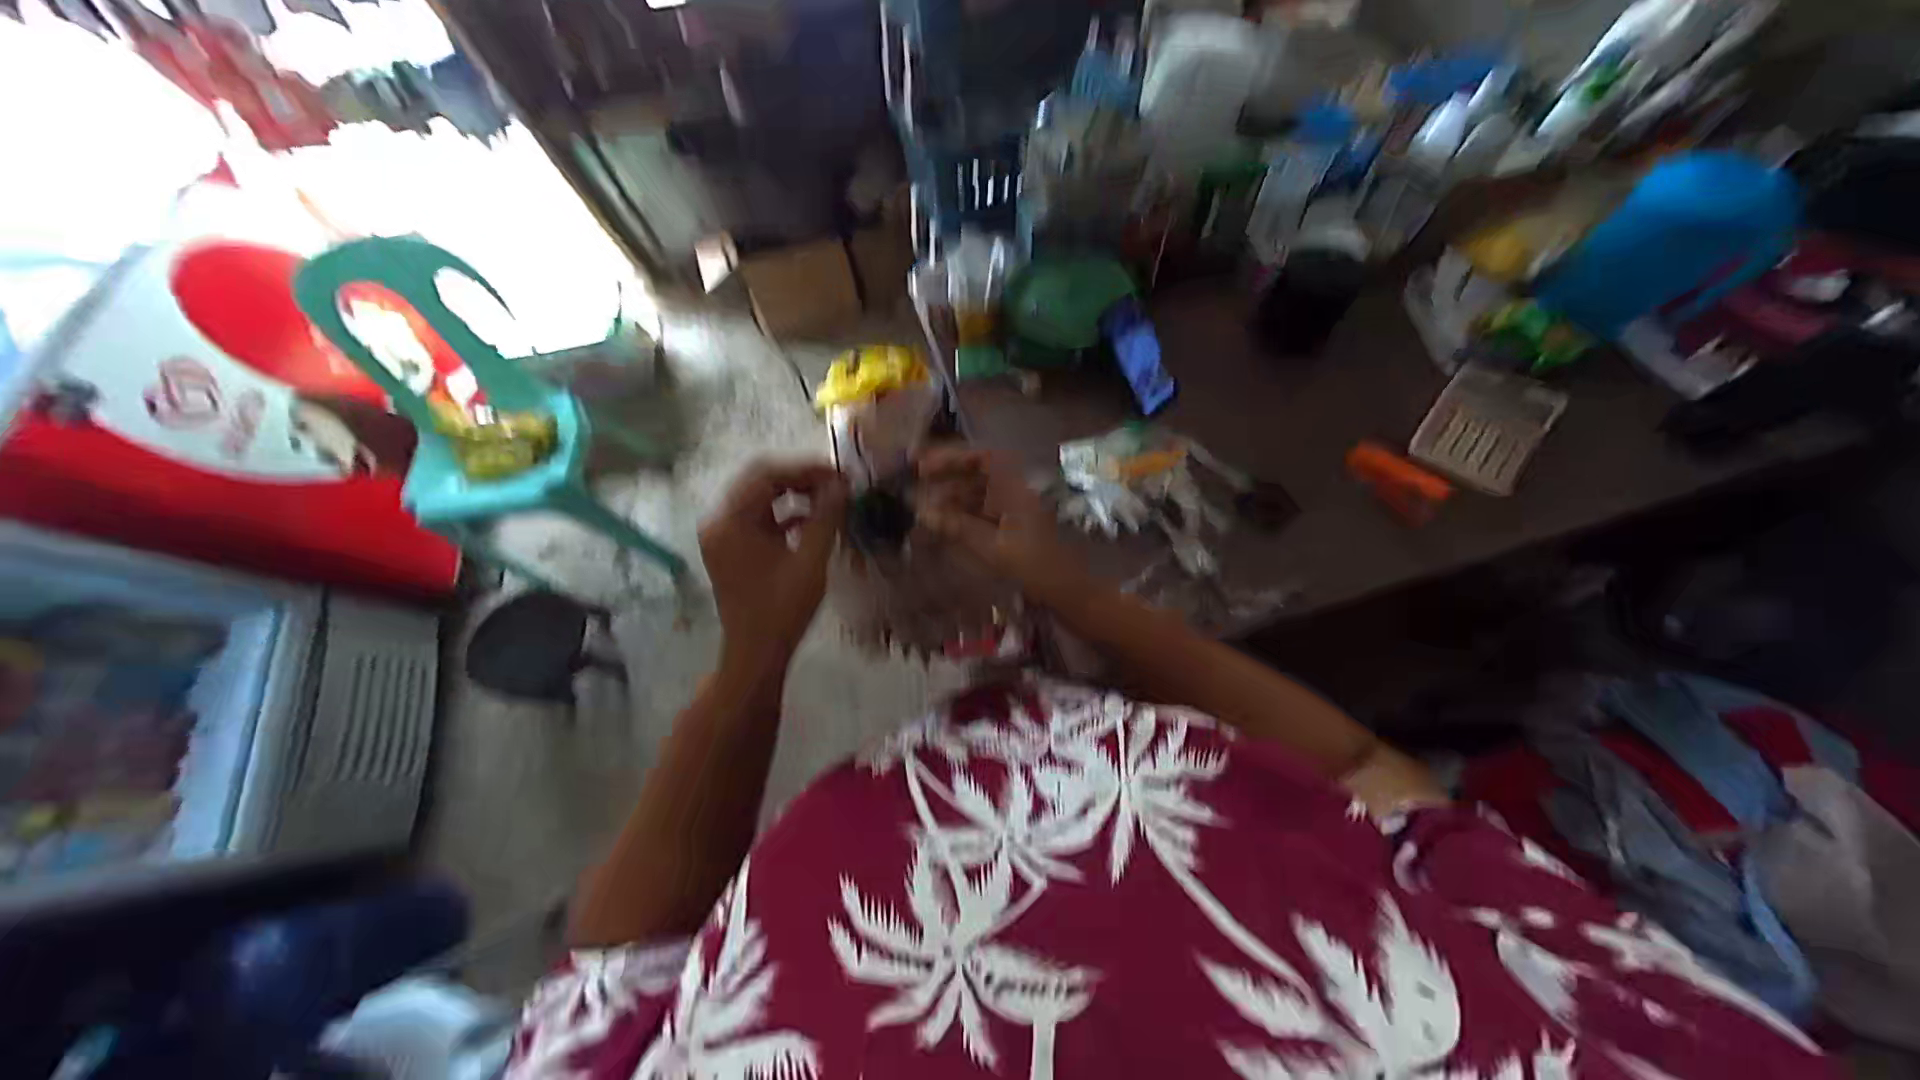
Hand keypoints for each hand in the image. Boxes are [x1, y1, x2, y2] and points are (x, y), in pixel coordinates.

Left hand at [699, 459, 847, 670]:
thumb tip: (842, 485)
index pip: (766, 474)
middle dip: (801, 477)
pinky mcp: (732, 548)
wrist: (755, 653)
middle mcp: (719, 520)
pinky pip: (759, 518)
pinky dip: (785, 514)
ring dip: (794, 493)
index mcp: (731, 520)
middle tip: (837, 483)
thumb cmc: (782, 609)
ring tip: (830, 498)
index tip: (839, 474)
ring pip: (760, 498)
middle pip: (760, 481)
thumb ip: (825, 517)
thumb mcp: (809, 561)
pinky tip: (814, 519)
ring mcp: (723, 535)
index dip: (805, 468)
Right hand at [913, 444, 1080, 600]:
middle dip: (946, 477)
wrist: (1070, 592)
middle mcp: (1017, 490)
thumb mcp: (993, 548)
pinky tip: (943, 523)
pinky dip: (963, 514)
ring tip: (925, 510)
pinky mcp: (1013, 524)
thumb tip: (923, 512)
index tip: (922, 467)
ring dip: (952, 498)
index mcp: (1018, 488)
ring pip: (978, 492)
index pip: (983, 458)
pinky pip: (983, 510)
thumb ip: (957, 527)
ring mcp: (1016, 507)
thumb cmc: (1036, 567)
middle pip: (978, 473)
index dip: (951, 458)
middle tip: (916, 485)